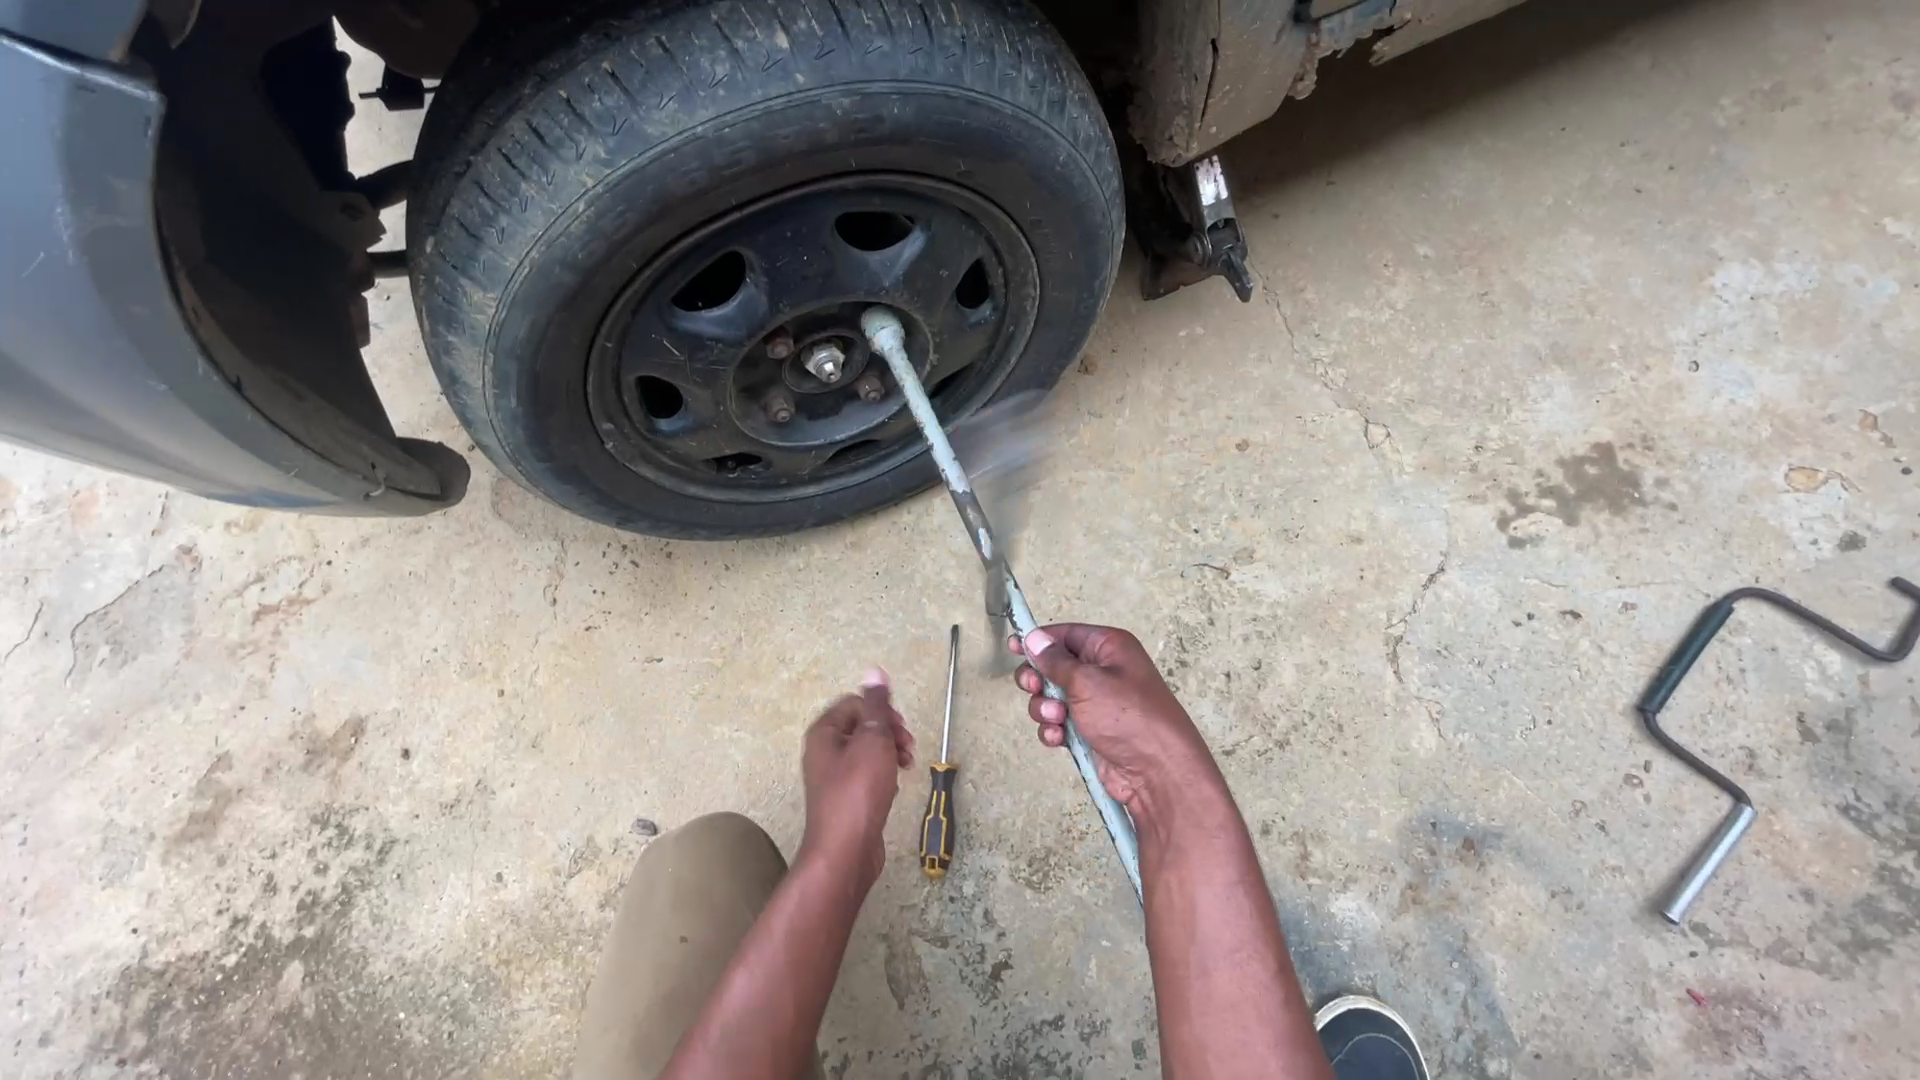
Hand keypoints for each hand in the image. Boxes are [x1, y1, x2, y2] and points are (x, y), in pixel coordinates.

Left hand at [798, 669, 913, 890]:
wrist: (845, 850)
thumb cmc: (858, 790)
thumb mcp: (873, 741)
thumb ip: (876, 706)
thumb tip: (875, 671)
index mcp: (824, 732)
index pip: (855, 703)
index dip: (881, 711)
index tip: (900, 728)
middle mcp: (824, 751)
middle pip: (862, 725)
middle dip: (889, 731)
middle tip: (907, 746)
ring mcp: (833, 776)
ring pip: (867, 750)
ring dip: (891, 751)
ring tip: (907, 764)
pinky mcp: (846, 797)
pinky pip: (868, 773)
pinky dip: (884, 772)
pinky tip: (896, 784)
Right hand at [1008, 624, 1219, 811]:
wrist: (1156, 772)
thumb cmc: (1128, 717)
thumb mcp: (1087, 682)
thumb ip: (1055, 660)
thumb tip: (1035, 638)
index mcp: (1109, 648)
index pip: (1066, 634)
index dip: (1039, 641)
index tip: (1014, 647)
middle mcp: (1102, 672)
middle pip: (1054, 666)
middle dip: (1039, 679)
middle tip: (1034, 687)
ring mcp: (1095, 703)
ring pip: (1052, 697)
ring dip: (1045, 708)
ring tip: (1057, 718)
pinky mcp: (1089, 730)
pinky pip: (1058, 723)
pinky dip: (1053, 729)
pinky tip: (1059, 738)